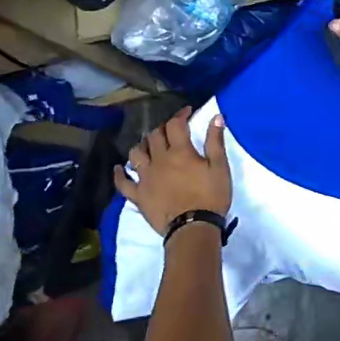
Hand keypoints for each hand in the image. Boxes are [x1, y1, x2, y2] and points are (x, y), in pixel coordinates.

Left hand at [114, 108, 231, 234]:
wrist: (193, 228)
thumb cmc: (210, 197)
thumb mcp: (220, 168)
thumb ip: (216, 141)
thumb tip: (215, 116)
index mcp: (179, 151)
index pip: (175, 124)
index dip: (180, 115)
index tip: (188, 112)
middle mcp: (158, 160)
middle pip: (154, 136)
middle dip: (162, 129)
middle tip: (171, 130)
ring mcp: (145, 178)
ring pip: (136, 154)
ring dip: (142, 146)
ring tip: (148, 145)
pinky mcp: (138, 195)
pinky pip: (123, 183)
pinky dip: (120, 174)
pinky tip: (120, 168)